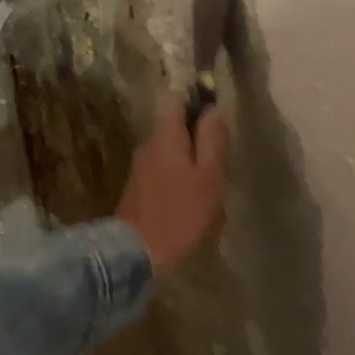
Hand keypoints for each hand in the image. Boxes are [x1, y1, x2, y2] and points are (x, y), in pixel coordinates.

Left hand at [114, 93, 230, 274]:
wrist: (134, 254)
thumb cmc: (179, 215)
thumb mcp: (208, 177)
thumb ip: (212, 140)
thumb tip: (215, 108)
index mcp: (164, 136)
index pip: (174, 99)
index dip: (195, 102)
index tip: (215, 120)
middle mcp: (148, 145)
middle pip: (175, 128)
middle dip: (198, 141)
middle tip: (220, 166)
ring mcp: (140, 167)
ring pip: (172, 153)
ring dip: (192, 167)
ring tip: (210, 194)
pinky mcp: (138, 189)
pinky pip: (164, 173)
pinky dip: (180, 183)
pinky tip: (193, 207)